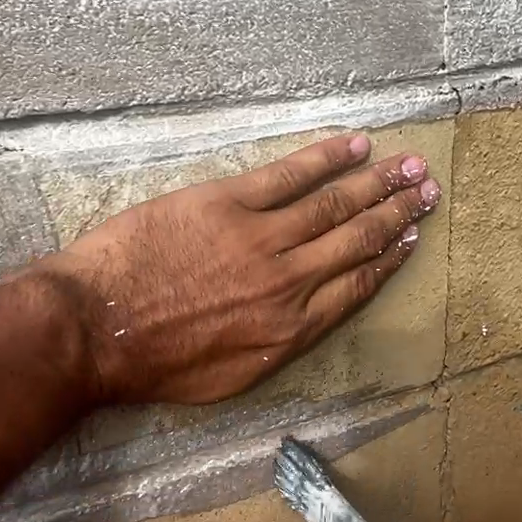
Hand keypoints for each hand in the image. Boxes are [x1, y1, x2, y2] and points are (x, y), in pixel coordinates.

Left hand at [26, 132, 439, 405]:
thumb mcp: (230, 377)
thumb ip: (279, 344)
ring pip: (335, 203)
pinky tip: (355, 144)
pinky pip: (290, 175)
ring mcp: (263, 237)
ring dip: (377, 181)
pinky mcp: (230, 202)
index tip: (412, 238)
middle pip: (358, 239)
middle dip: (398, 212)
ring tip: (408, 165)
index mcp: (292, 329)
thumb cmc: (154, 363)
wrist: (93, 330)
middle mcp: (291, 281)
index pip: (357, 286)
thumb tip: (308, 316)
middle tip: (428, 190)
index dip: (390, 258)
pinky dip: (327, 158)